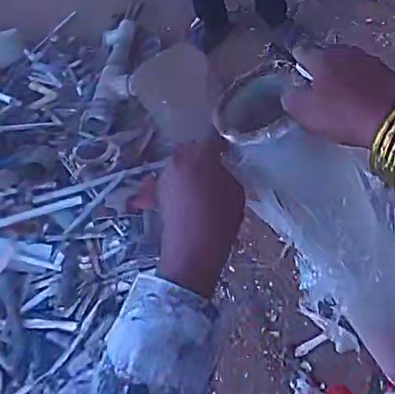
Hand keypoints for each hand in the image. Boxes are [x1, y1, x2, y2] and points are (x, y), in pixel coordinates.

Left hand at [154, 137, 244, 296]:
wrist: (190, 254)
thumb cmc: (219, 223)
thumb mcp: (236, 193)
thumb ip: (228, 171)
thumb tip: (222, 165)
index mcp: (198, 156)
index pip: (212, 139)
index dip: (223, 146)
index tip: (230, 153)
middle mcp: (178, 159)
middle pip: (193, 148)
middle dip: (205, 154)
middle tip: (219, 167)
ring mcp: (165, 174)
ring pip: (182, 162)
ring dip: (192, 167)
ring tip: (205, 182)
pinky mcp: (158, 190)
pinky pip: (174, 177)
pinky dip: (183, 180)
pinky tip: (193, 194)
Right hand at [280, 46, 394, 150]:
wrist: (392, 122)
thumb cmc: (343, 114)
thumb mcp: (306, 112)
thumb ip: (291, 98)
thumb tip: (290, 91)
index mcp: (321, 56)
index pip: (301, 50)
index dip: (296, 63)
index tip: (297, 78)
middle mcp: (344, 51)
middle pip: (326, 57)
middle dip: (321, 70)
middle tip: (319, 93)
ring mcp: (368, 59)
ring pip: (348, 65)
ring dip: (343, 76)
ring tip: (342, 98)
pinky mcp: (387, 72)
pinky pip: (366, 75)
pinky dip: (362, 84)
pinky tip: (362, 100)